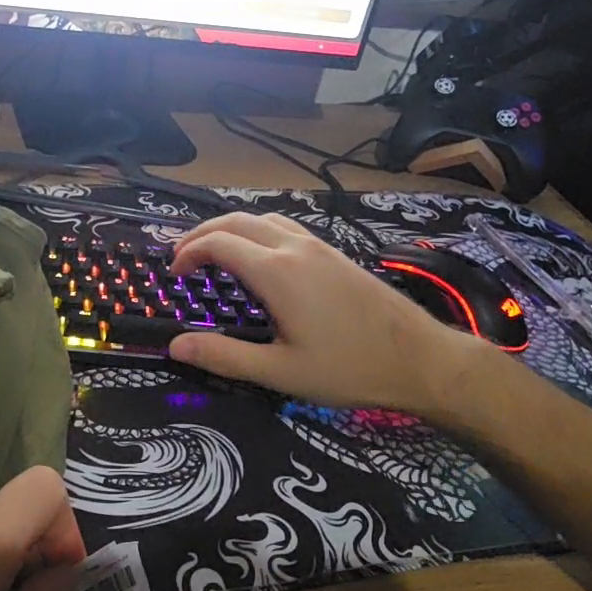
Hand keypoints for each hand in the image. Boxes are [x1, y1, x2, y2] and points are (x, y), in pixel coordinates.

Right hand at [167, 213, 494, 415]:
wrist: (419, 358)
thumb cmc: (348, 368)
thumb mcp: (280, 372)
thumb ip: (225, 357)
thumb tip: (175, 345)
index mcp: (277, 272)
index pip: (219, 242)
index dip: (188, 251)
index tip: (173, 273)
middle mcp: (294, 247)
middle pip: (236, 220)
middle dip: (202, 233)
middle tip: (181, 257)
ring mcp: (318, 246)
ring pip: (262, 218)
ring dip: (231, 229)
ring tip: (213, 253)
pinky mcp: (334, 253)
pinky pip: (285, 226)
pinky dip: (257, 231)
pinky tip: (259, 258)